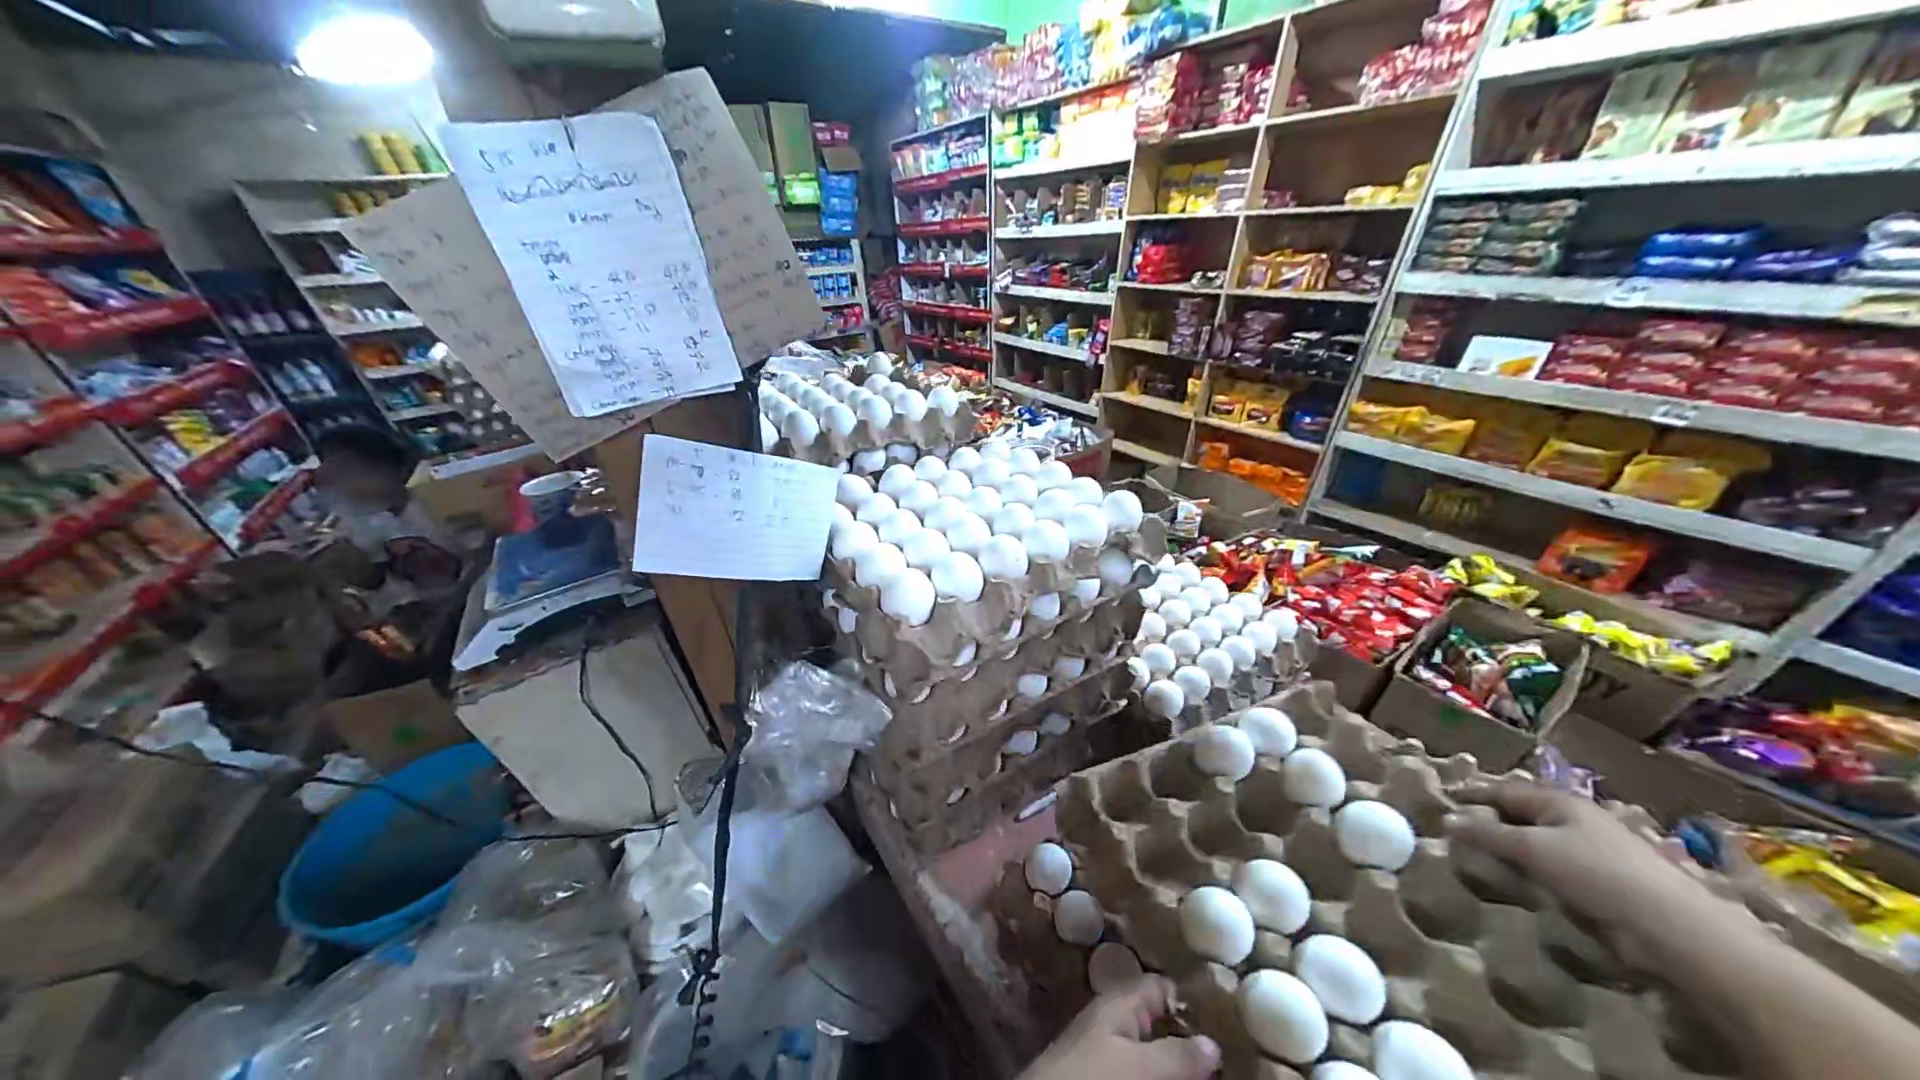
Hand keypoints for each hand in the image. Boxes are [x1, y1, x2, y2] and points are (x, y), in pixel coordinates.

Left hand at [1019, 976, 1220, 1079]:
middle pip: (1160, 1023)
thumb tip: (1214, 1042)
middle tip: (1225, 1058)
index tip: (1225, 1015)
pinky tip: (1172, 1077)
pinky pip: (1139, 1068)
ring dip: (1175, 1062)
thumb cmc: (1091, 1076)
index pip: (1161, 987)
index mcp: (1120, 1004)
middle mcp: (1115, 1022)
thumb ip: (1177, 1055)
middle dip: (1189, 1039)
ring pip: (1151, 1051)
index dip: (1191, 998)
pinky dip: (1157, 1071)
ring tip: (1212, 1072)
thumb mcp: (1138, 1066)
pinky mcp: (1103, 1071)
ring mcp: (1108, 1051)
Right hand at [1444, 780, 1738, 964]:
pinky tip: (1521, 885)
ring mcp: (1596, 852)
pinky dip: (1535, 873)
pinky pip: (1556, 870)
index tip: (1442, 803)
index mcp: (1561, 801)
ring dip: (1513, 851)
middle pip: (1523, 815)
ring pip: (1540, 844)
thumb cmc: (1596, 873)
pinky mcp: (1606, 883)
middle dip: (1491, 822)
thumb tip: (1445, 819)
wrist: (1673, 930)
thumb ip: (1486, 833)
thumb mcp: (1531, 849)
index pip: (1504, 790)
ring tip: (1481, 861)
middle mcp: (1578, 820)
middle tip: (1456, 834)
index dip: (1472, 795)